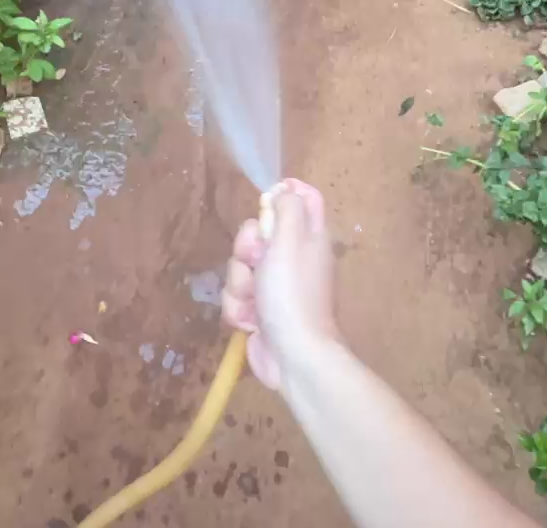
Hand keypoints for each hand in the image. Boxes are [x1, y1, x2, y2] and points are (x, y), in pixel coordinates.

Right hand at [221, 178, 339, 388]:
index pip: (303, 197)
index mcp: (310, 236)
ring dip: (240, 283)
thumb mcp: (290, 240)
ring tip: (253, 299)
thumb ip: (286, 208)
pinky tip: (250, 320)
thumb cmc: (293, 293)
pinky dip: (238, 307)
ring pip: (241, 265)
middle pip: (259, 231)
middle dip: (246, 246)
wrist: (293, 356)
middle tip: (255, 260)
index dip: (283, 193)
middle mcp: (293, 256)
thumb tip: (282, 190)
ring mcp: (275, 284)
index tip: (265, 202)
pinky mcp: (259, 309)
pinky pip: (236, 294)